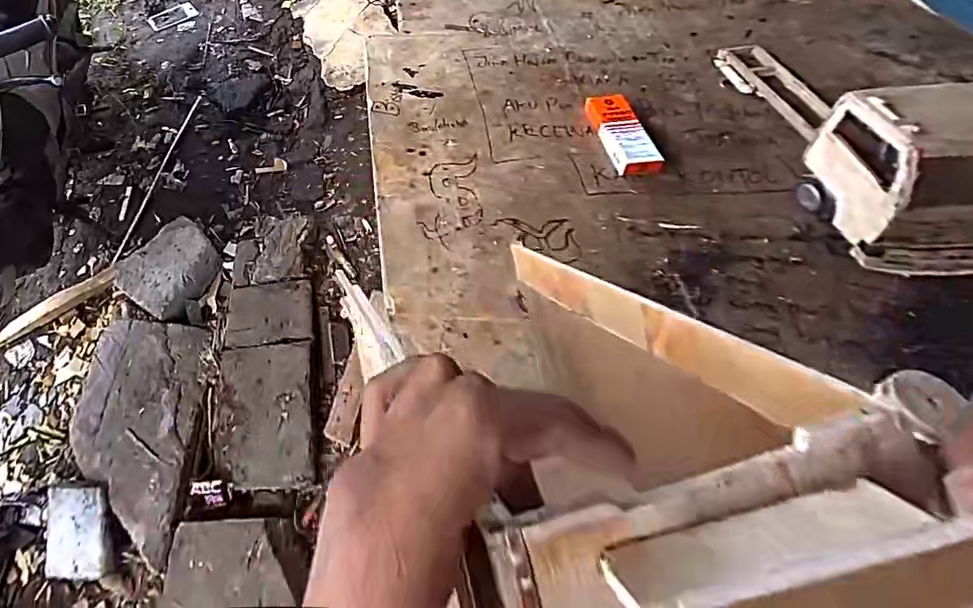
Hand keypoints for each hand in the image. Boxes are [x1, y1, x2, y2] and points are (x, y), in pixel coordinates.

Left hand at [304, 354, 632, 607]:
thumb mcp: (477, 598)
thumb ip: (530, 580)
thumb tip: (610, 583)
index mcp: (401, 519)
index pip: (478, 423)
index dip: (561, 425)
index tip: (622, 459)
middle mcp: (372, 479)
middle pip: (454, 392)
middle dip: (529, 427)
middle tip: (568, 485)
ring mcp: (355, 472)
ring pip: (420, 385)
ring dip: (482, 413)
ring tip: (516, 482)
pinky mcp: (350, 481)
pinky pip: (391, 408)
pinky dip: (434, 412)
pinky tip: (461, 464)